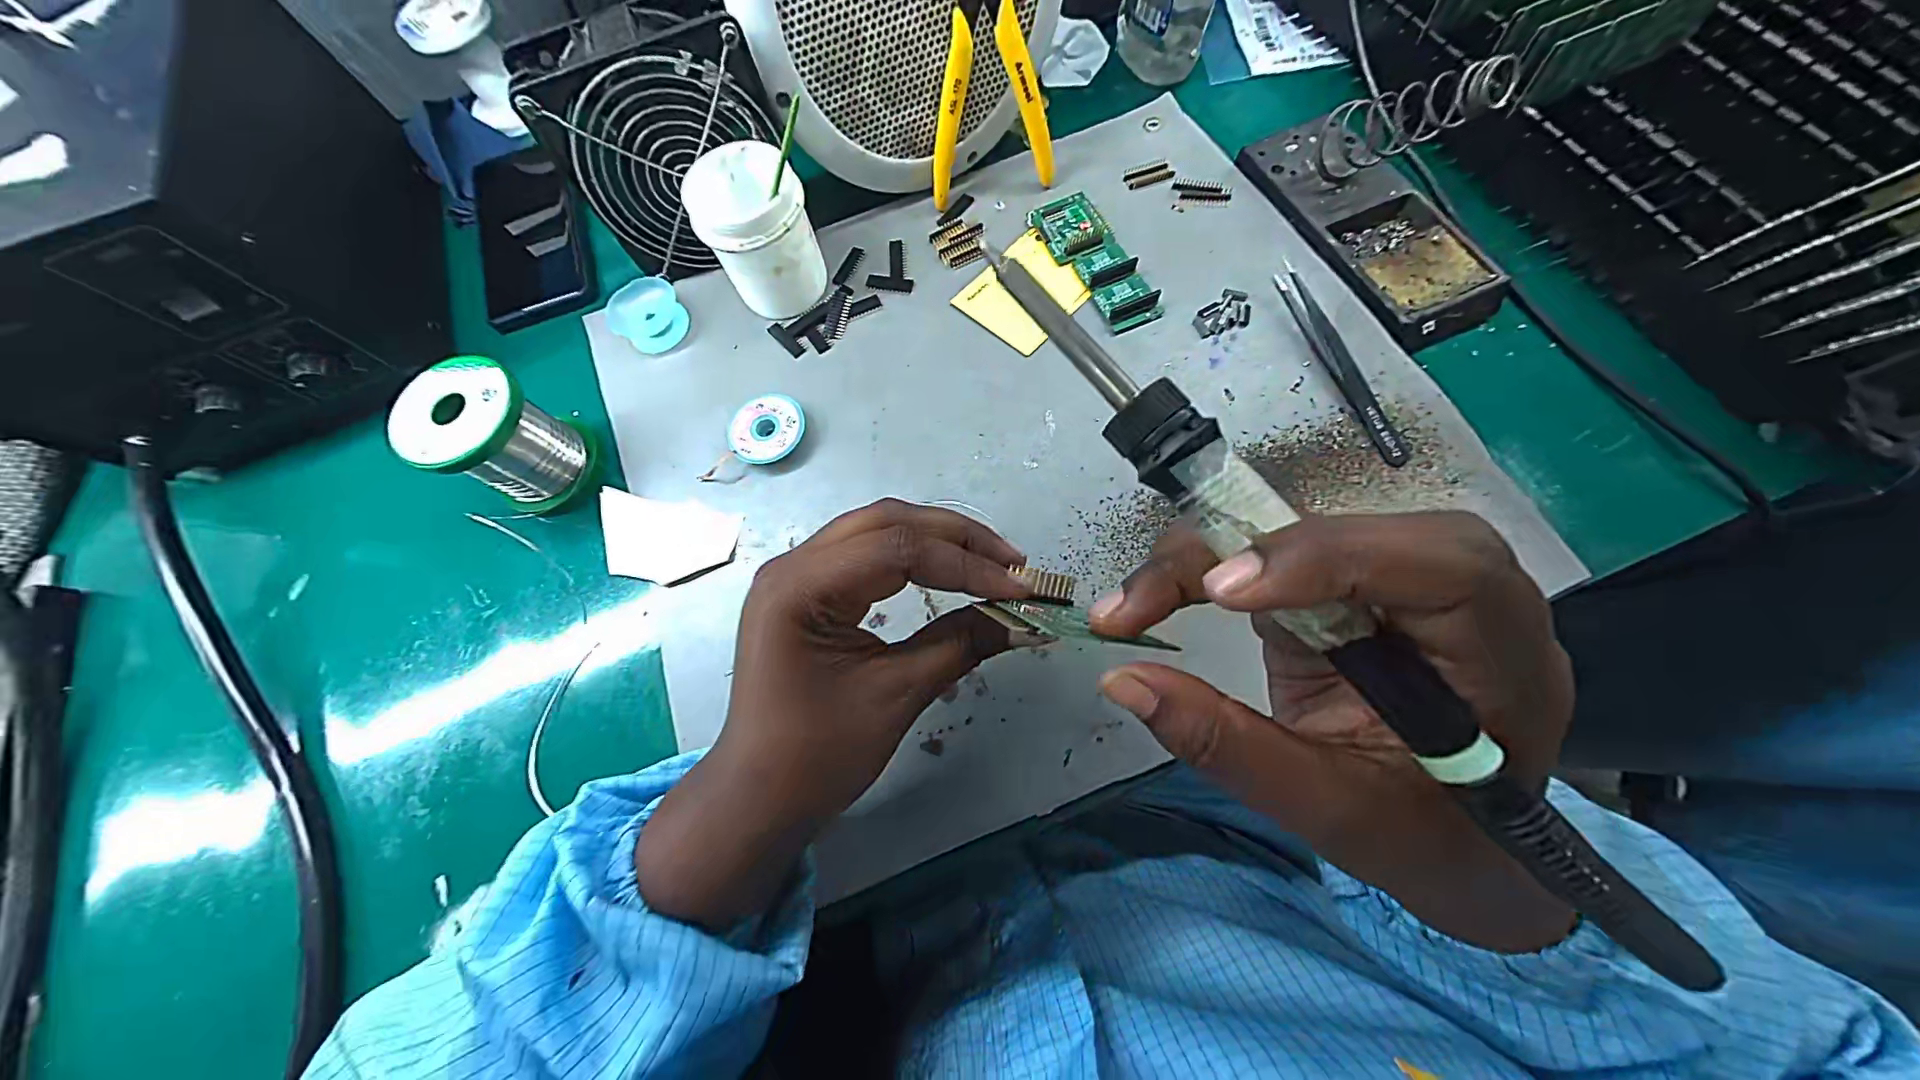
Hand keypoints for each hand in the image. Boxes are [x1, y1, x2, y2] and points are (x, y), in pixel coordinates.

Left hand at [637, 499, 1031, 926]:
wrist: (760, 798)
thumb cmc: (818, 756)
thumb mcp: (896, 695)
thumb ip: (961, 644)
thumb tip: (1023, 620)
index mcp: (801, 587)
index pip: (898, 548)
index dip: (967, 563)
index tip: (1020, 589)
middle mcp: (792, 564)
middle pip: (887, 521)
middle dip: (957, 538)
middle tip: (1013, 565)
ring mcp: (795, 574)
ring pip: (877, 529)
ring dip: (937, 540)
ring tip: (990, 563)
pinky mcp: (807, 590)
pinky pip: (866, 554)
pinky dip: (912, 555)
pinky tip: (945, 570)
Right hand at [1088, 512, 1577, 951]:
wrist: (1460, 842)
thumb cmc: (1423, 836)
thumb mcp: (1329, 809)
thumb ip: (1229, 745)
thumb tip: (1120, 680)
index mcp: (1500, 646)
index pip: (1437, 564)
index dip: (1327, 559)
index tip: (1222, 593)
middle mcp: (1447, 586)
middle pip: (1337, 527)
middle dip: (1225, 553)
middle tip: (1134, 607)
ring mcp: (1381, 576)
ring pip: (1285, 527)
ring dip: (1195, 561)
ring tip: (1125, 611)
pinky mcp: (1330, 583)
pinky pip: (1258, 553)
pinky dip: (1196, 573)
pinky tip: (1149, 601)